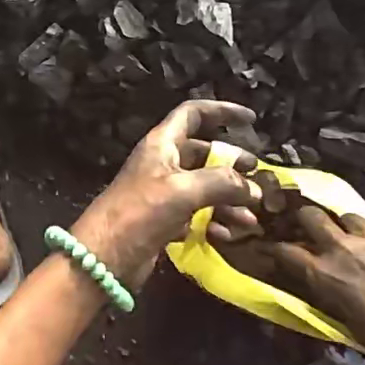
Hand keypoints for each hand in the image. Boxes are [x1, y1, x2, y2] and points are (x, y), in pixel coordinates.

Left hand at [69, 100, 259, 288]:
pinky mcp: (165, 218)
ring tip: (251, 219)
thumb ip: (221, 183)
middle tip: (260, 179)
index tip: (252, 119)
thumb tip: (252, 187)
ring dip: (230, 200)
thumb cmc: (140, 211)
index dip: (221, 111)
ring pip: (205, 186)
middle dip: (233, 165)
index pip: (192, 114)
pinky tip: (228, 235)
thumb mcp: (182, 190)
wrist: (105, 253)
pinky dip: (215, 221)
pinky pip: (197, 213)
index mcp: (161, 143)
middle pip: (204, 153)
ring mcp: (163, 191)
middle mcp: (163, 162)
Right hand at [257, 207, 364, 364]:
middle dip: (305, 219)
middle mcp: (343, 249)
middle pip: (311, 215)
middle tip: (308, 230)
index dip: (272, 247)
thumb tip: (316, 284)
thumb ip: (327, 294)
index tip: (267, 247)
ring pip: (348, 215)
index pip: (284, 250)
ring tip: (349, 237)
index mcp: (324, 273)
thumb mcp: (347, 322)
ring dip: (343, 225)